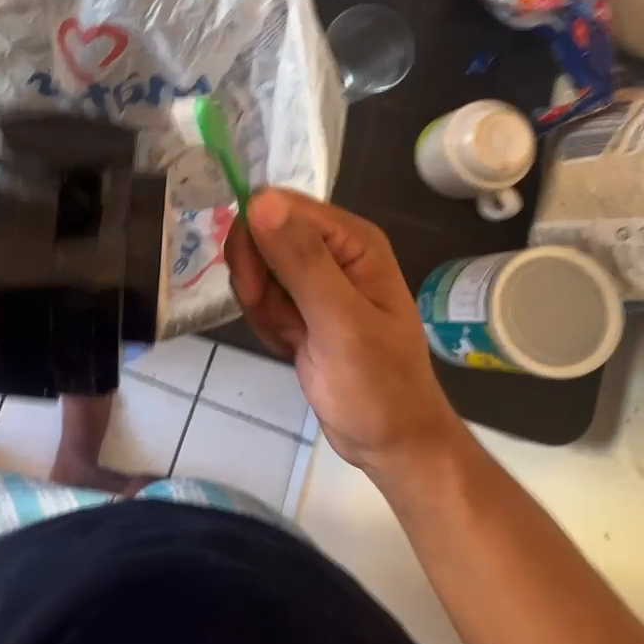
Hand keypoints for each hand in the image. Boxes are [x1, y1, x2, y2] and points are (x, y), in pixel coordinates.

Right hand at [224, 189, 463, 474]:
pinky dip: (265, 323)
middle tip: (274, 317)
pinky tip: (291, 346)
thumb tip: (260, 200)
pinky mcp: (300, 306)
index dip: (255, 240)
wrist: (391, 442)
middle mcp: (333, 250)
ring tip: (293, 338)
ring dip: (260, 307)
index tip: (253, 287)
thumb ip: (300, 260)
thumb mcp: (340, 322)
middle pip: (260, 234)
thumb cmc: (378, 385)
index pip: (278, 207)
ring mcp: (315, 279)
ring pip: (255, 268)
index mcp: (352, 240)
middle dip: (255, 279)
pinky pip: (259, 297)